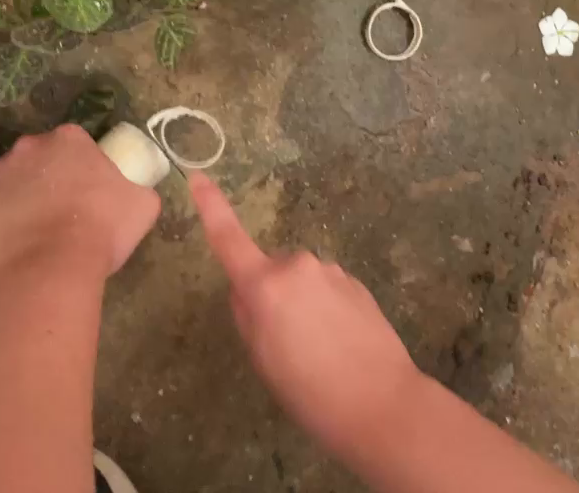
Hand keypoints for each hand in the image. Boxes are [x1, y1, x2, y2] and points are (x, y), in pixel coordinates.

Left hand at [0, 125, 160, 288]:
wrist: (48, 269)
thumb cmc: (101, 230)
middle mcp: (30, 146)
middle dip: (46, 177)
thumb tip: (130, 194)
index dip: (81, 167)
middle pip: (38, 157)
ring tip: (32, 232)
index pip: (75, 144)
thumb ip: (134, 189)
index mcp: (71, 139)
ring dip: (19, 197)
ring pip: (9, 180)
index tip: (86, 192)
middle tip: (59, 211)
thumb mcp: (141, 205)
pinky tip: (8, 243)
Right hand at [189, 173, 425, 457]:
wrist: (381, 402)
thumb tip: (245, 290)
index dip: (211, 207)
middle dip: (269, 296)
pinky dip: (324, 309)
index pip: (229, 239)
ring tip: (316, 353)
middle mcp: (298, 265)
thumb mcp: (262, 359)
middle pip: (269, 271)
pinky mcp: (355, 282)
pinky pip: (325, 289)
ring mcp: (331, 270)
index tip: (197, 177)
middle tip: (282, 346)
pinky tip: (339, 345)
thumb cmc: (309, 391)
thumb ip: (247, 315)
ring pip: (299, 282)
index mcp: (266, 285)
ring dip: (300, 304)